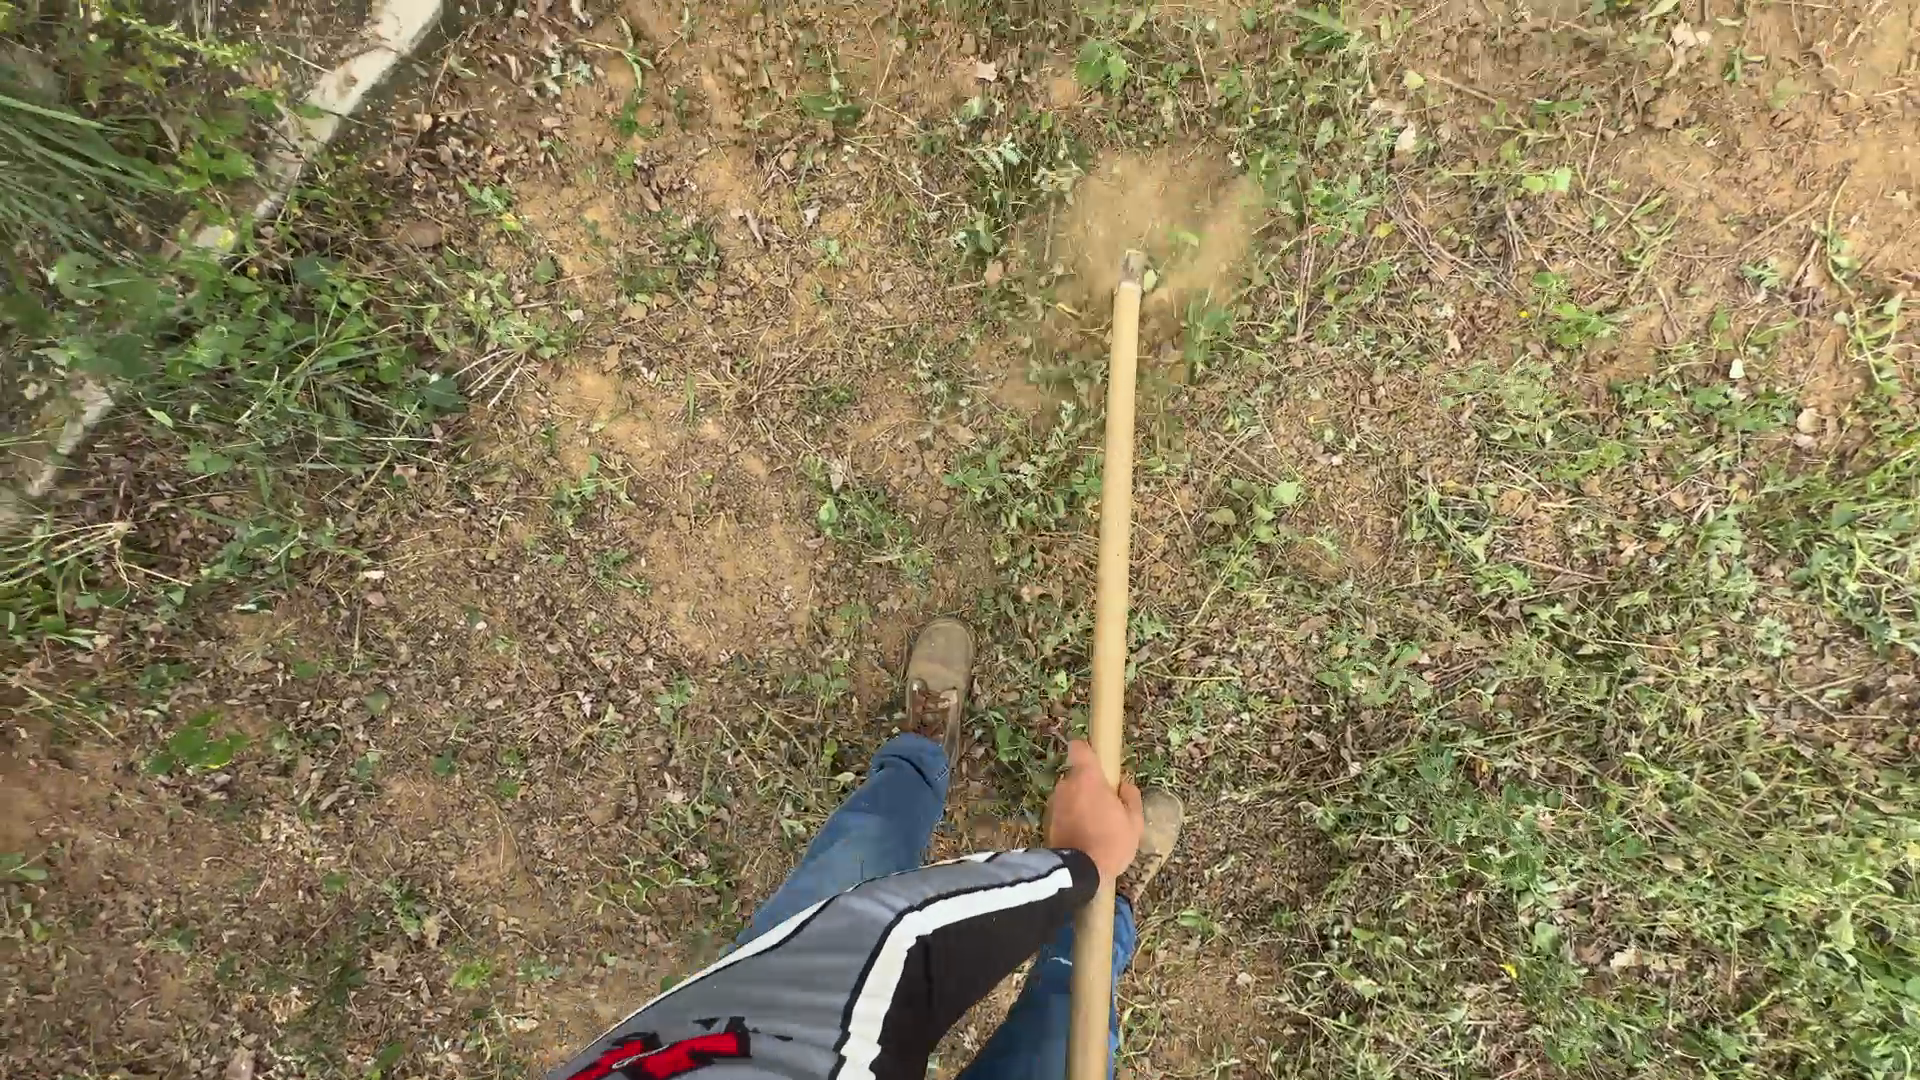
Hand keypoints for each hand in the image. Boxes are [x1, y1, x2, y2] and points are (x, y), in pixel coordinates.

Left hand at [1045, 740, 1143, 888]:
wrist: (1077, 873)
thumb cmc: (1110, 842)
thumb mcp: (1134, 823)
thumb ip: (1131, 798)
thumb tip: (1124, 785)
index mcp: (1087, 777)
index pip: (1079, 747)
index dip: (1088, 751)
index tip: (1099, 764)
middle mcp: (1066, 784)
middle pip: (1078, 776)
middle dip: (1089, 788)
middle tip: (1105, 808)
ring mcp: (1054, 802)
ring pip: (1070, 796)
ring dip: (1079, 805)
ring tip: (1094, 828)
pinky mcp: (1046, 820)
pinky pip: (1063, 812)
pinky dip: (1071, 819)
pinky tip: (1083, 837)